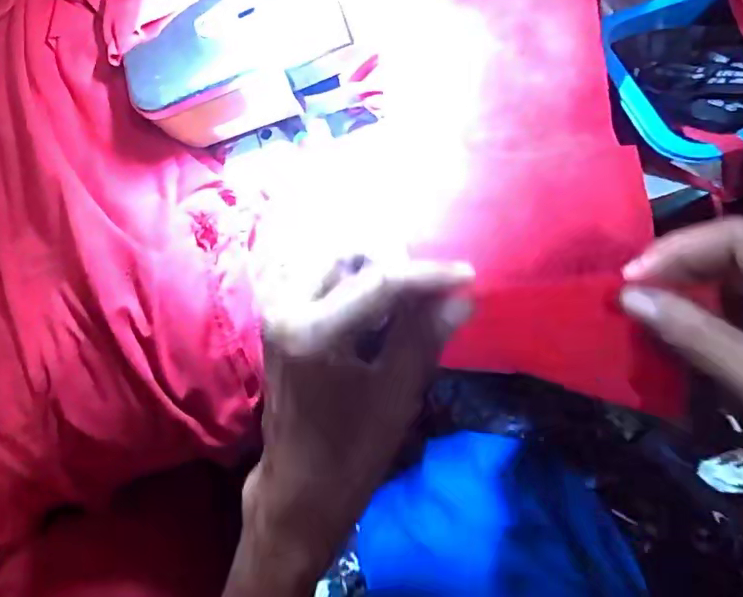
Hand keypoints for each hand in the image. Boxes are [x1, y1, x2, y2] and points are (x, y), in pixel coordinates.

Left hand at [225, 257, 475, 596]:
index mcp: (313, 329)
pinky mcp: (274, 314)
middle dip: (392, 265)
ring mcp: (274, 307)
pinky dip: (347, 282)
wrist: (299, 485)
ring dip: (368, 271)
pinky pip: (314, 278)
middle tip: (432, 288)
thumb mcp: (395, 396)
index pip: (376, 281)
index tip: (468, 273)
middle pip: (345, 258)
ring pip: (328, 263)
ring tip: (407, 298)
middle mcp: (284, 305)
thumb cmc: (351, 451)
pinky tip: (375, 307)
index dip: (426, 274)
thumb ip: (423, 337)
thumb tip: (462, 295)